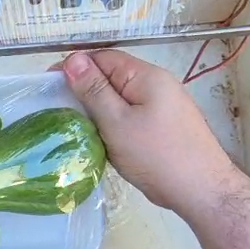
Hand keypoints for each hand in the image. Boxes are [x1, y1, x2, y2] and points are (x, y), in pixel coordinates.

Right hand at [60, 50, 242, 215]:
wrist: (200, 190)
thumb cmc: (156, 156)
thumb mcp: (116, 122)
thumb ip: (94, 90)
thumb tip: (73, 59)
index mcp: (146, 76)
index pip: (103, 57)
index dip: (74, 67)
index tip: (49, 86)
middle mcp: (156, 84)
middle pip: (112, 76)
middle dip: (84, 90)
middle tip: (59, 111)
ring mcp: (162, 106)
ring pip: (119, 98)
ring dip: (97, 109)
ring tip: (75, 127)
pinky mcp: (162, 126)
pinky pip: (129, 115)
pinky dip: (111, 123)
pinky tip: (100, 139)